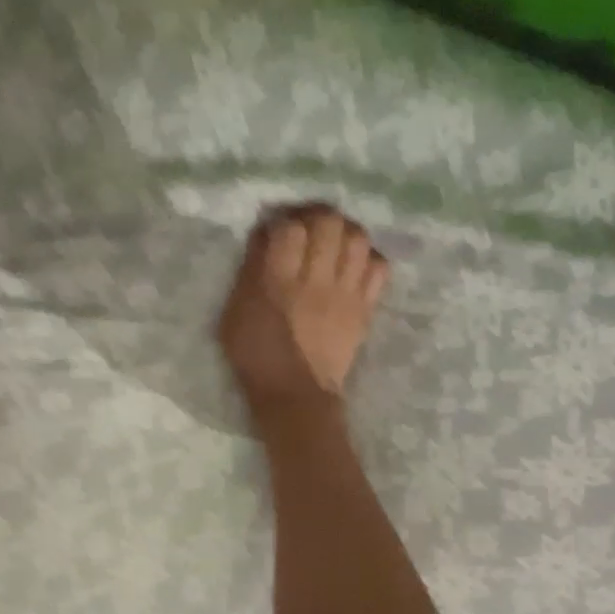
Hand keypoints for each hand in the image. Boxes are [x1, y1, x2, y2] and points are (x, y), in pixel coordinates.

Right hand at [218, 204, 388, 417]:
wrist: (295, 396)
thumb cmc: (256, 356)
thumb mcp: (234, 314)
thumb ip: (249, 273)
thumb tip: (265, 237)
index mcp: (278, 283)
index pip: (289, 228)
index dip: (283, 222)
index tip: (277, 231)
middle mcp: (316, 282)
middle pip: (329, 223)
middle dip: (317, 216)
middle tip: (308, 227)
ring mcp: (346, 294)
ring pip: (358, 238)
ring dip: (345, 232)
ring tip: (332, 243)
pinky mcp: (366, 308)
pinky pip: (380, 267)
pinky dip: (368, 258)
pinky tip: (353, 265)